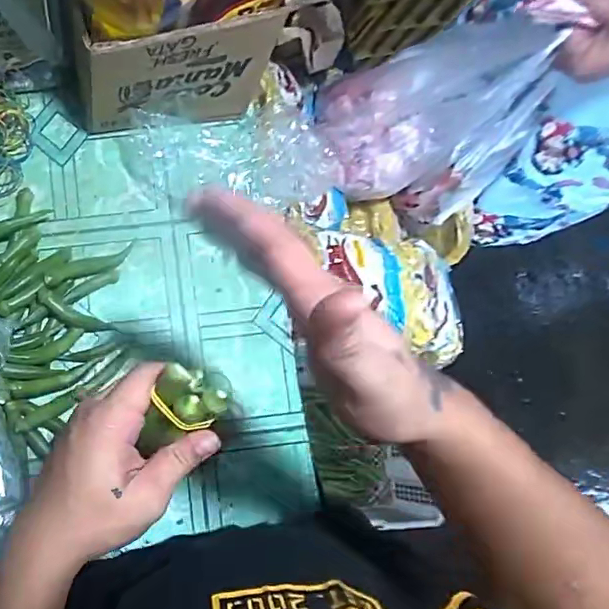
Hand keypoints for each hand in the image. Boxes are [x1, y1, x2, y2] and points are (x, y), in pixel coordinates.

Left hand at [5, 362, 220, 573]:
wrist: (45, 539)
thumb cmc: (98, 519)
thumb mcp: (147, 496)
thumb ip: (179, 460)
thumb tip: (212, 436)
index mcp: (109, 417)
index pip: (147, 373)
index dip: (177, 377)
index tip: (201, 398)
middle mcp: (91, 409)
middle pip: (136, 384)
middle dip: (168, 395)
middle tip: (194, 421)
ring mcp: (79, 420)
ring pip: (122, 398)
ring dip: (149, 409)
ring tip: (174, 435)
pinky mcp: (75, 433)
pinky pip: (108, 412)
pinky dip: (131, 419)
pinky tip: (143, 448)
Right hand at [190, 190, 458, 445]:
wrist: (416, 412)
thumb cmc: (391, 399)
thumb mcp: (371, 376)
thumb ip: (352, 341)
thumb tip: (341, 298)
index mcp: (325, 298)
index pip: (280, 249)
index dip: (243, 219)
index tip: (205, 196)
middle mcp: (320, 293)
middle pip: (275, 245)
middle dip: (235, 220)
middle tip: (192, 203)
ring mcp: (318, 308)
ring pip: (275, 262)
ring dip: (241, 239)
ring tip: (205, 225)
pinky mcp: (313, 326)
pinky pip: (275, 285)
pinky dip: (252, 269)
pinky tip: (239, 272)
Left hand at [555, 0, 608, 80]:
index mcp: (578, 64)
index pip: (555, 37)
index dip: (561, 13)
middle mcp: (580, 71)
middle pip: (563, 38)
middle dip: (573, 15)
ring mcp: (593, 67)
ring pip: (577, 37)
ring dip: (585, 17)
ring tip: (603, 1)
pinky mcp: (606, 59)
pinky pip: (590, 39)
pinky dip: (594, 24)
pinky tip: (608, 10)